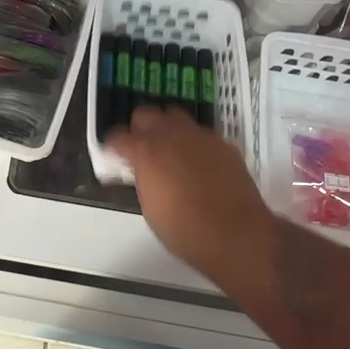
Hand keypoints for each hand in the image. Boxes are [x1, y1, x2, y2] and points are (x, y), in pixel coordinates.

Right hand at [108, 105, 275, 277]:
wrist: (237, 234)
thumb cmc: (185, 230)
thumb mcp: (150, 207)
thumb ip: (142, 178)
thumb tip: (141, 170)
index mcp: (146, 152)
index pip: (119, 136)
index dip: (113, 145)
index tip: (113, 155)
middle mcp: (171, 135)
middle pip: (146, 114)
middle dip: (140, 128)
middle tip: (142, 149)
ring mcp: (199, 136)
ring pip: (175, 116)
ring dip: (167, 129)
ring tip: (170, 151)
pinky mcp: (222, 143)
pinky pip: (200, 133)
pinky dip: (193, 143)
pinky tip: (198, 164)